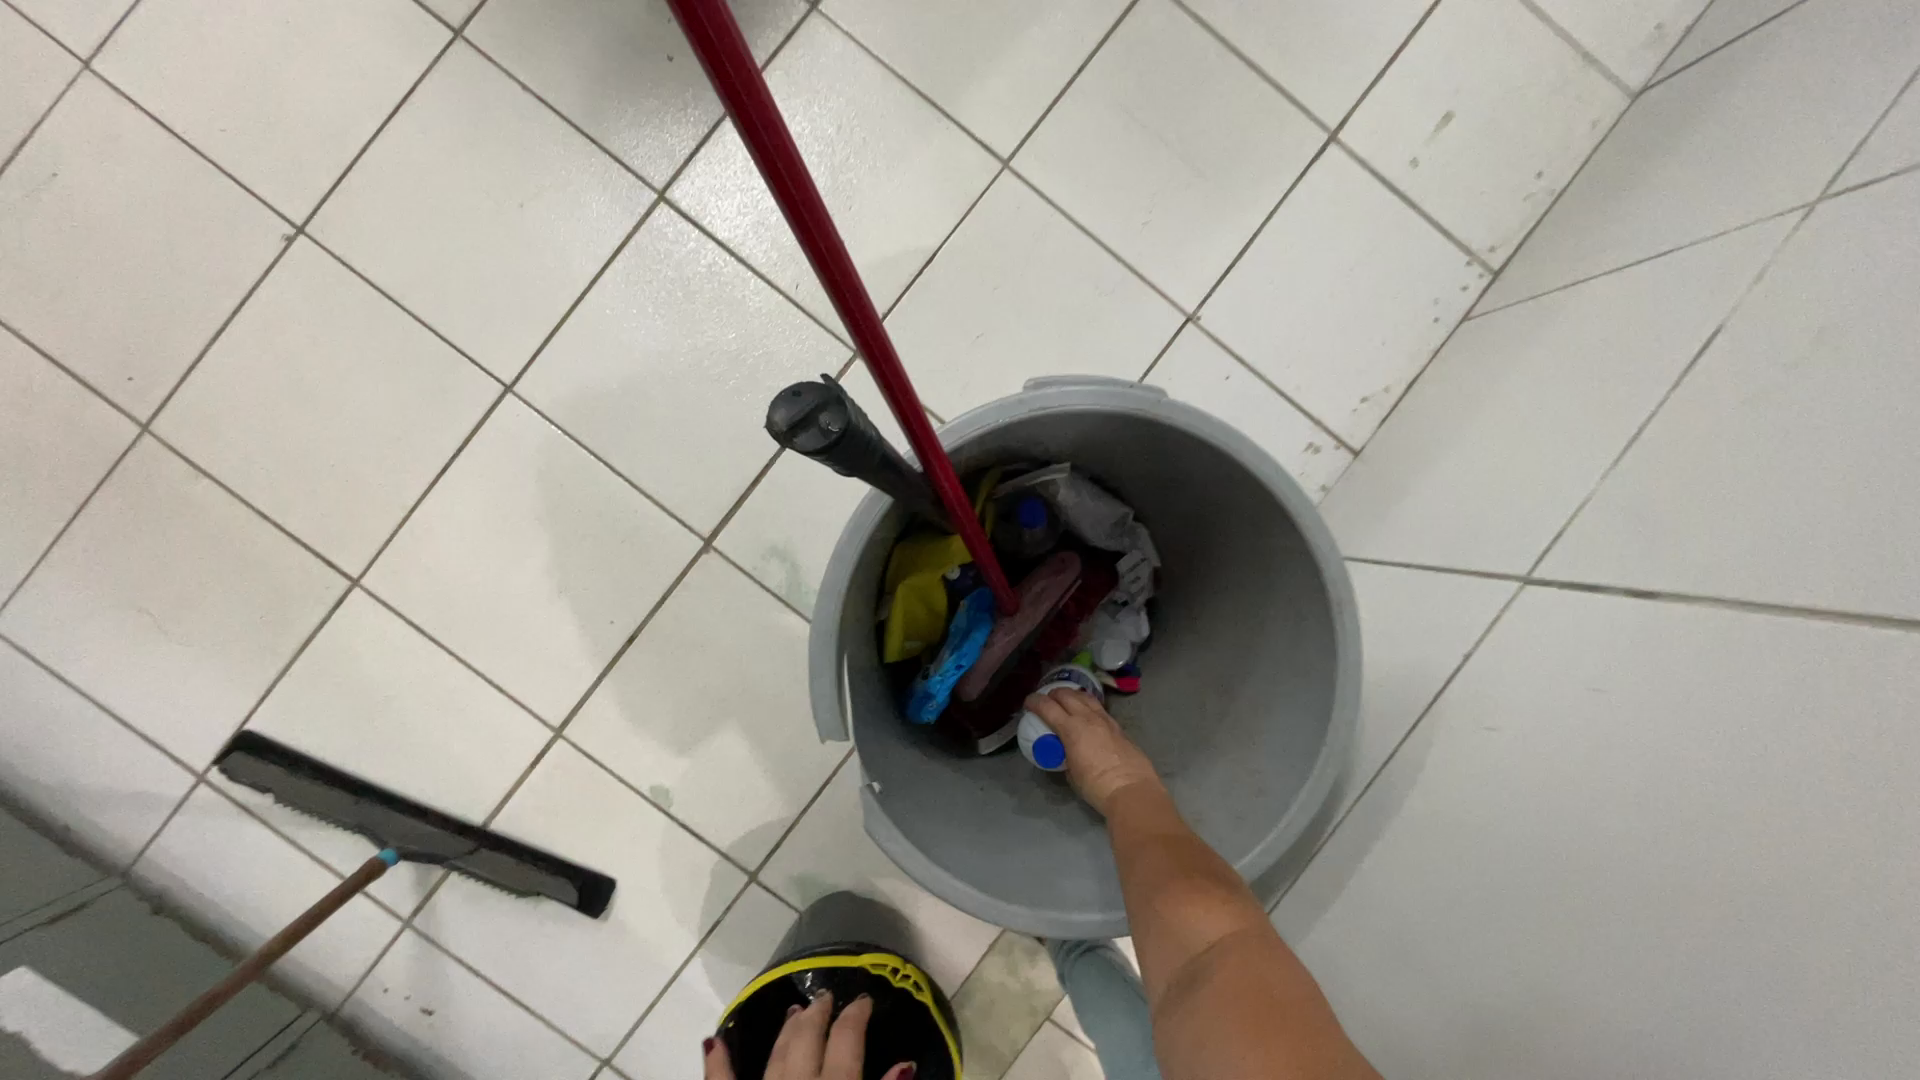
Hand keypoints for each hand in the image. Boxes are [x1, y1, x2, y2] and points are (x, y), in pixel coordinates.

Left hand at [704, 991, 913, 1079]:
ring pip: (774, 1057)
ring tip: (794, 1012)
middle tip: (826, 997)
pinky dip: (718, 1065)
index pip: (847, 1044)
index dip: (856, 1018)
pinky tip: (713, 1042)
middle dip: (819, 1017)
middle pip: (807, 1042)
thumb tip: (904, 1066)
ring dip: (785, 1033)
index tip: (863, 1001)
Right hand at [1022, 688, 1161, 814]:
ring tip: (1066, 701)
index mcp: (1071, 729)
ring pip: (1085, 696)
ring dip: (1072, 695)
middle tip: (1046, 701)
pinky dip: (1088, 705)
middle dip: (1052, 694)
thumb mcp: (1071, 773)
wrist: (1130, 789)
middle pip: (1066, 694)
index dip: (1034, 701)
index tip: (1028, 703)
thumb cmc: (1096, 786)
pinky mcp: (1118, 726)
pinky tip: (1087, 714)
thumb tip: (1067, 754)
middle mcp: (1087, 718)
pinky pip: (1098, 707)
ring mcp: (1105, 720)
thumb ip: (1065, 757)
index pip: (1047, 706)